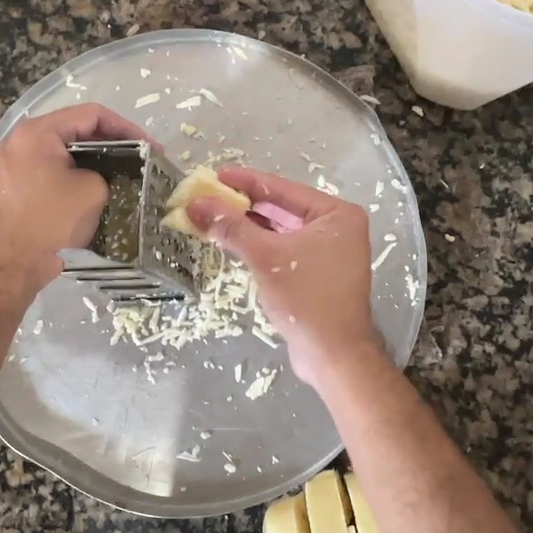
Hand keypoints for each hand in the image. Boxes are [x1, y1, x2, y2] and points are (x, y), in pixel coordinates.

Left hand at [0, 104, 147, 292]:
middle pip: (75, 132)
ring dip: (93, 165)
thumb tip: (103, 177)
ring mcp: (12, 166)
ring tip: (121, 179)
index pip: (91, 115)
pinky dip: (74, 180)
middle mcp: (20, 142)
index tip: (151, 148)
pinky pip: (50, 175)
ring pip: (63, 156)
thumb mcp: (92, 191)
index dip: (127, 128)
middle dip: (111, 146)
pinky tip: (93, 197)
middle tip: (140, 162)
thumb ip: (105, 172)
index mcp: (38, 132)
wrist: (2, 268)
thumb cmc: (49, 222)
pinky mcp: (11, 190)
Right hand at [185, 167, 381, 385]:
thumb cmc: (307, 300)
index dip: (245, 181)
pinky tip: (233, 243)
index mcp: (336, 214)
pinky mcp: (318, 273)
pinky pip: (284, 249)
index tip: (214, 175)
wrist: (334, 356)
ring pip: (281, 230)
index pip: (282, 189)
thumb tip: (195, 204)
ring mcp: (329, 252)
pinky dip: (259, 245)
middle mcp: (337, 228)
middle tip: (207, 198)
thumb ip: (231, 228)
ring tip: (212, 218)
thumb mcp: (265, 258)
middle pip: (281, 208)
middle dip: (243, 205)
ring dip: (248, 226)